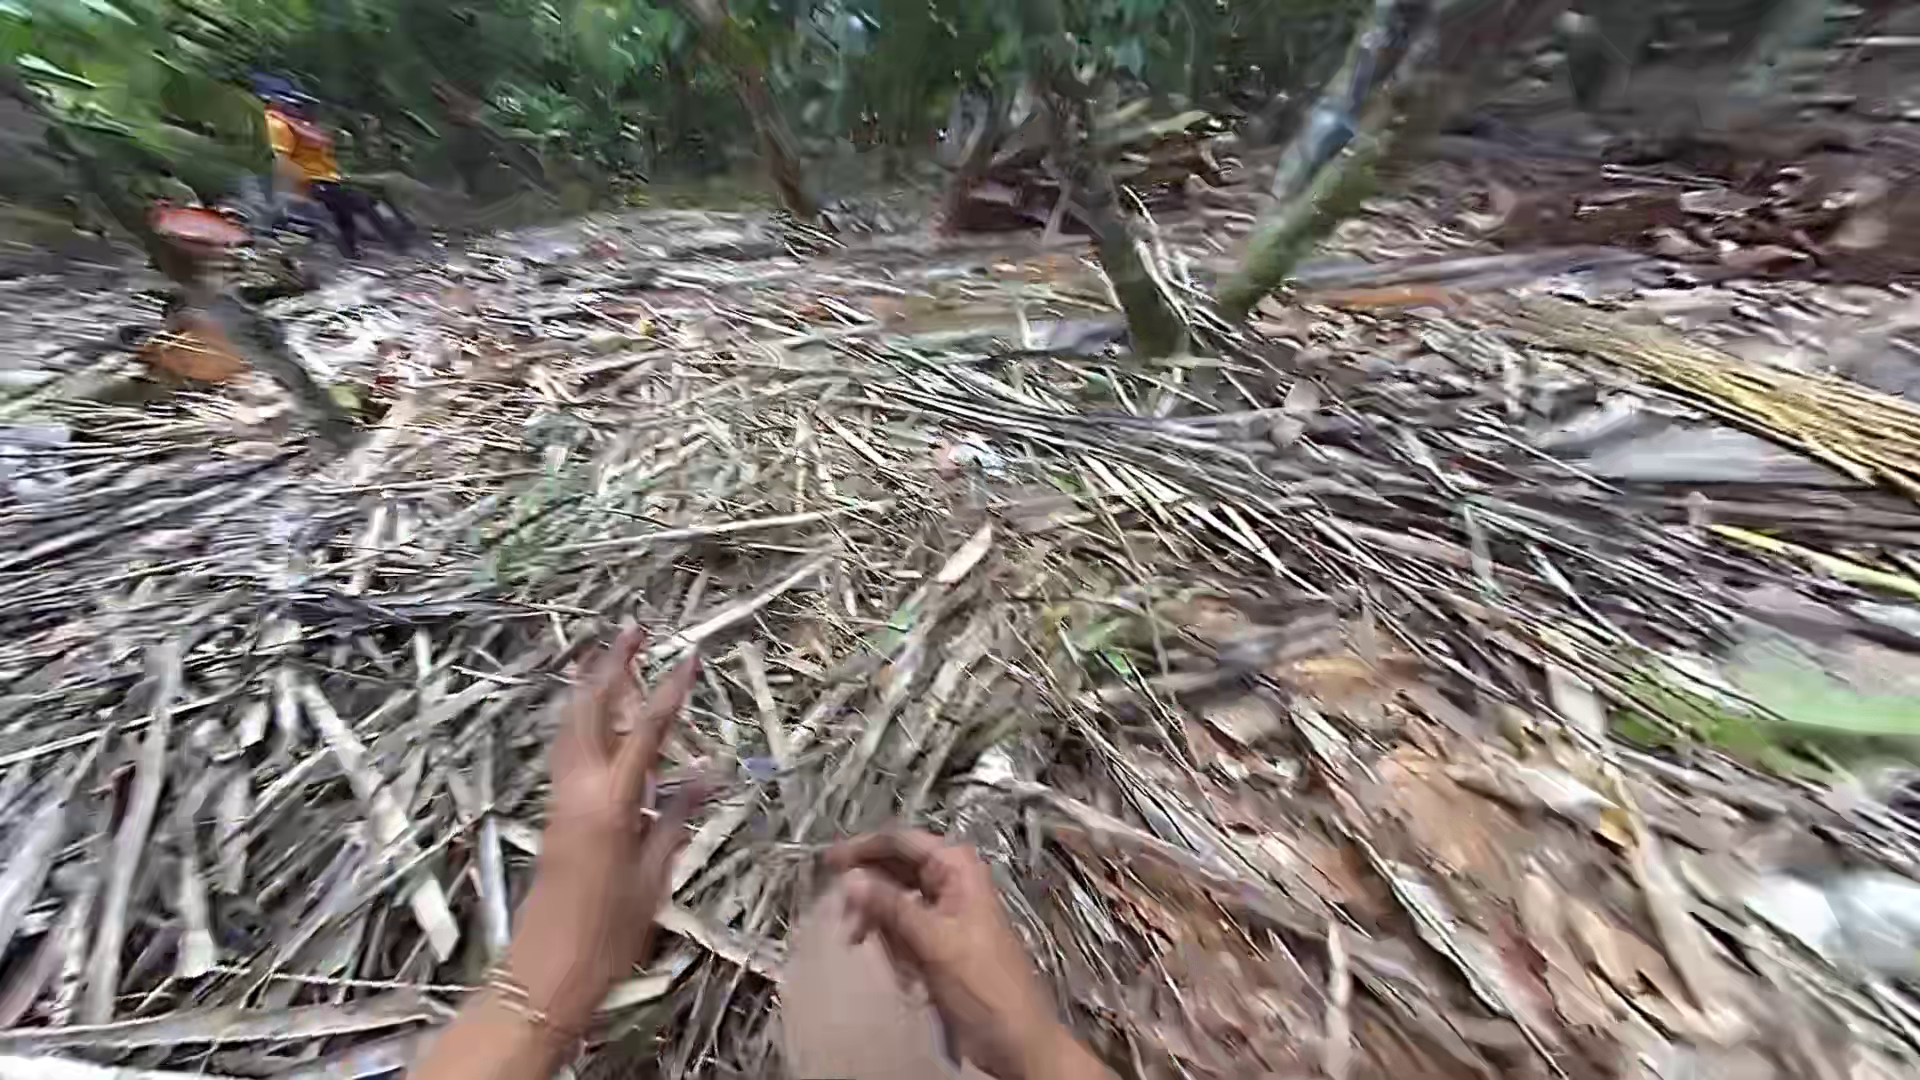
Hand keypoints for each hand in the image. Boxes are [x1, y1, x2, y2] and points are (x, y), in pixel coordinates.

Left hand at [507, 628, 698, 1033]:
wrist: (542, 975)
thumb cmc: (610, 928)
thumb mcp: (657, 871)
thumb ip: (679, 813)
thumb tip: (713, 770)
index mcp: (611, 802)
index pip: (647, 731)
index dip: (671, 691)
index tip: (691, 657)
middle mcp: (580, 789)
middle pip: (592, 712)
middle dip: (613, 666)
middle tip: (634, 628)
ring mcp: (561, 796)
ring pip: (571, 724)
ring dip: (591, 683)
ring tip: (607, 650)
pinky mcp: (555, 807)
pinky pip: (566, 744)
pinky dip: (580, 713)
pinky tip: (590, 706)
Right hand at [829, 831, 1099, 1079]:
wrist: (1016, 1038)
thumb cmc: (982, 983)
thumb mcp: (932, 940)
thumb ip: (890, 906)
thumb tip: (852, 879)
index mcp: (956, 864)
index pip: (901, 840)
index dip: (864, 847)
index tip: (830, 861)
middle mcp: (951, 876)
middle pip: (896, 867)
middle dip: (870, 892)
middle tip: (844, 917)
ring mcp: (946, 904)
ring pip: (897, 896)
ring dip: (879, 920)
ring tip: (863, 943)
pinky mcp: (941, 933)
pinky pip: (905, 923)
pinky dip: (892, 939)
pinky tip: (895, 963)